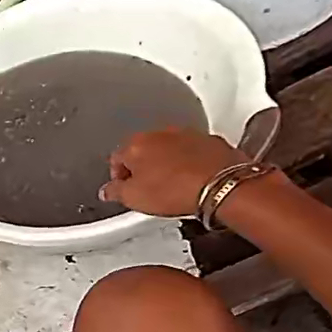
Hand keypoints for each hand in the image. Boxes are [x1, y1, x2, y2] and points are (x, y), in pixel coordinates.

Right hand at [100, 128, 244, 217]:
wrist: (223, 187)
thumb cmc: (178, 189)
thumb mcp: (131, 198)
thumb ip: (114, 191)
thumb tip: (109, 190)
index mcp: (135, 144)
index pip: (116, 159)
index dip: (118, 177)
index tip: (124, 188)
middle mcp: (161, 134)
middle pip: (143, 151)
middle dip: (144, 168)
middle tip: (147, 188)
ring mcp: (188, 135)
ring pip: (169, 149)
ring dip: (167, 164)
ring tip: (172, 186)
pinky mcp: (212, 142)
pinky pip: (193, 152)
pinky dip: (190, 163)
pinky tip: (191, 180)